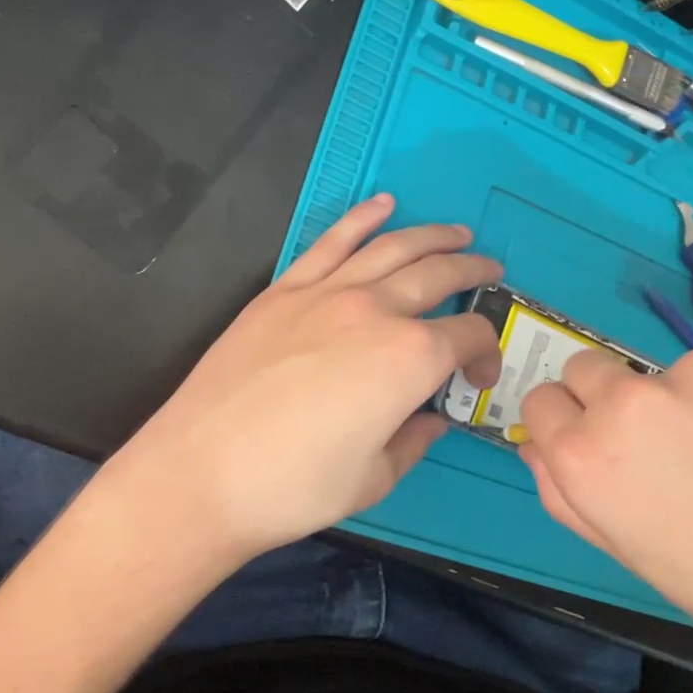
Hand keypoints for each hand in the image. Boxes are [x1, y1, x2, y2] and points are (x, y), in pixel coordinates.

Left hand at [108, 195, 501, 562]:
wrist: (202, 472)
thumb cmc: (294, 487)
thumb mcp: (374, 478)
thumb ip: (414, 441)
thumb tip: (433, 420)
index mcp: (409, 359)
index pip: (467, 337)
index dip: (485, 354)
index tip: (478, 378)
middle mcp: (374, 311)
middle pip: (437, 276)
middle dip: (472, 273)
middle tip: (490, 273)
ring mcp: (323, 293)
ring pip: (390, 247)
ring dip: (431, 236)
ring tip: (456, 235)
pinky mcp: (281, 291)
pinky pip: (330, 242)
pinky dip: (361, 219)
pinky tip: (382, 205)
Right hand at [515, 342, 692, 662]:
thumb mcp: (647, 563)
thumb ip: (576, 499)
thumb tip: (547, 449)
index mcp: (589, 459)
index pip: (539, 405)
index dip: (563, 430)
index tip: (596, 456)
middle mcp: (634, 400)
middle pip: (586, 369)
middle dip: (606, 403)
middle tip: (664, 455)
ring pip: (667, 373)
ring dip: (685, 403)